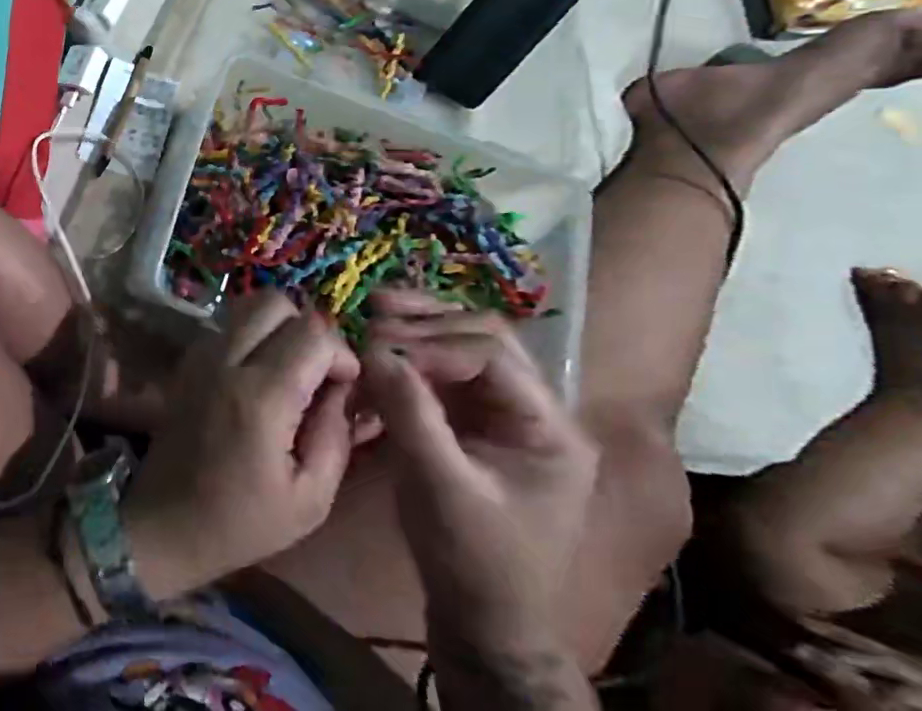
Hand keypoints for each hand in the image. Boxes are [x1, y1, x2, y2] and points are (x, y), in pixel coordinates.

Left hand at [124, 292, 362, 595]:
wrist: (164, 523)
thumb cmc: (242, 522)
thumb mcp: (311, 497)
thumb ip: (336, 433)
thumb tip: (344, 387)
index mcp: (260, 396)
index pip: (313, 333)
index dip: (341, 354)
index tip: (344, 388)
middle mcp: (225, 362)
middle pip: (276, 301)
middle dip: (308, 329)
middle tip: (317, 372)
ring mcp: (199, 357)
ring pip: (247, 306)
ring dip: (277, 327)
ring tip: (289, 371)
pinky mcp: (186, 362)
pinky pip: (226, 325)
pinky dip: (251, 336)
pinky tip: (258, 376)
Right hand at [363, 291, 596, 647]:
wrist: (485, 613)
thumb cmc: (473, 558)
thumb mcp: (440, 488)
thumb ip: (411, 415)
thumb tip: (374, 351)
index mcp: (551, 429)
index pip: (493, 356)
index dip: (433, 344)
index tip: (379, 348)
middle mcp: (536, 409)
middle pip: (486, 337)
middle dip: (427, 323)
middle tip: (371, 316)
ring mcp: (505, 412)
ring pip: (466, 344)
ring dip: (420, 326)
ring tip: (374, 309)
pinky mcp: (476, 419)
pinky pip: (445, 368)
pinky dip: (412, 352)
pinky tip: (381, 344)